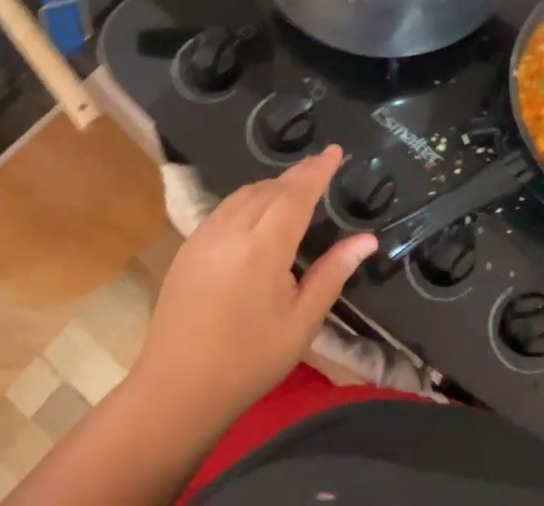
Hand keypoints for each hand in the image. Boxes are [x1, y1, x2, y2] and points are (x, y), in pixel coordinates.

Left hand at [136, 145, 376, 421]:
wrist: (176, 391)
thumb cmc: (248, 362)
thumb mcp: (301, 322)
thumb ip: (332, 274)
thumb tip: (367, 240)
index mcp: (262, 249)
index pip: (295, 194)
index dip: (317, 170)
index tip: (336, 151)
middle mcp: (230, 232)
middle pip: (268, 189)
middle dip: (296, 177)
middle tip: (321, 173)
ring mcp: (202, 239)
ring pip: (242, 195)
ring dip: (271, 187)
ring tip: (294, 193)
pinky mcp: (186, 250)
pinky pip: (223, 210)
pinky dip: (248, 202)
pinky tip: (258, 218)